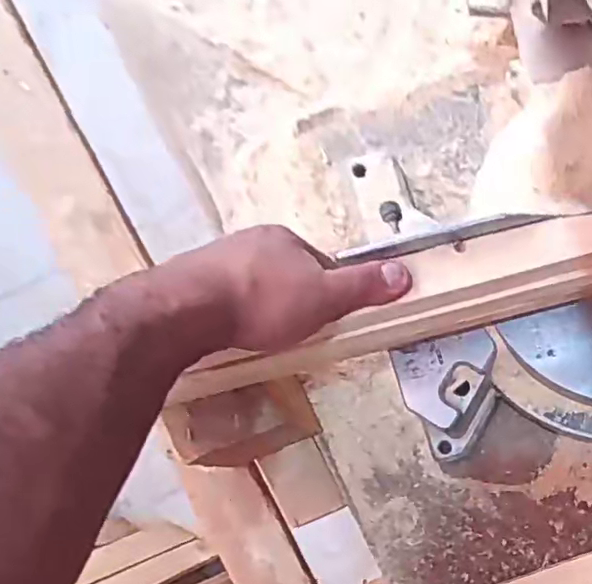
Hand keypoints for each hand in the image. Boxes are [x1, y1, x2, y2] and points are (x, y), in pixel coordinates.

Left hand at [143, 225, 412, 355]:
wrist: (188, 310)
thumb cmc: (261, 302)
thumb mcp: (325, 298)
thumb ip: (362, 288)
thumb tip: (403, 273)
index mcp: (285, 239)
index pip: (324, 265)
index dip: (334, 294)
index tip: (334, 318)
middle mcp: (253, 241)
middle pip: (292, 273)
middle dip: (300, 300)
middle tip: (304, 331)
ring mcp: (222, 259)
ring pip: (261, 284)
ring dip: (270, 307)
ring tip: (272, 335)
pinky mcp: (198, 280)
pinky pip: (233, 295)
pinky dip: (243, 312)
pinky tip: (242, 331)